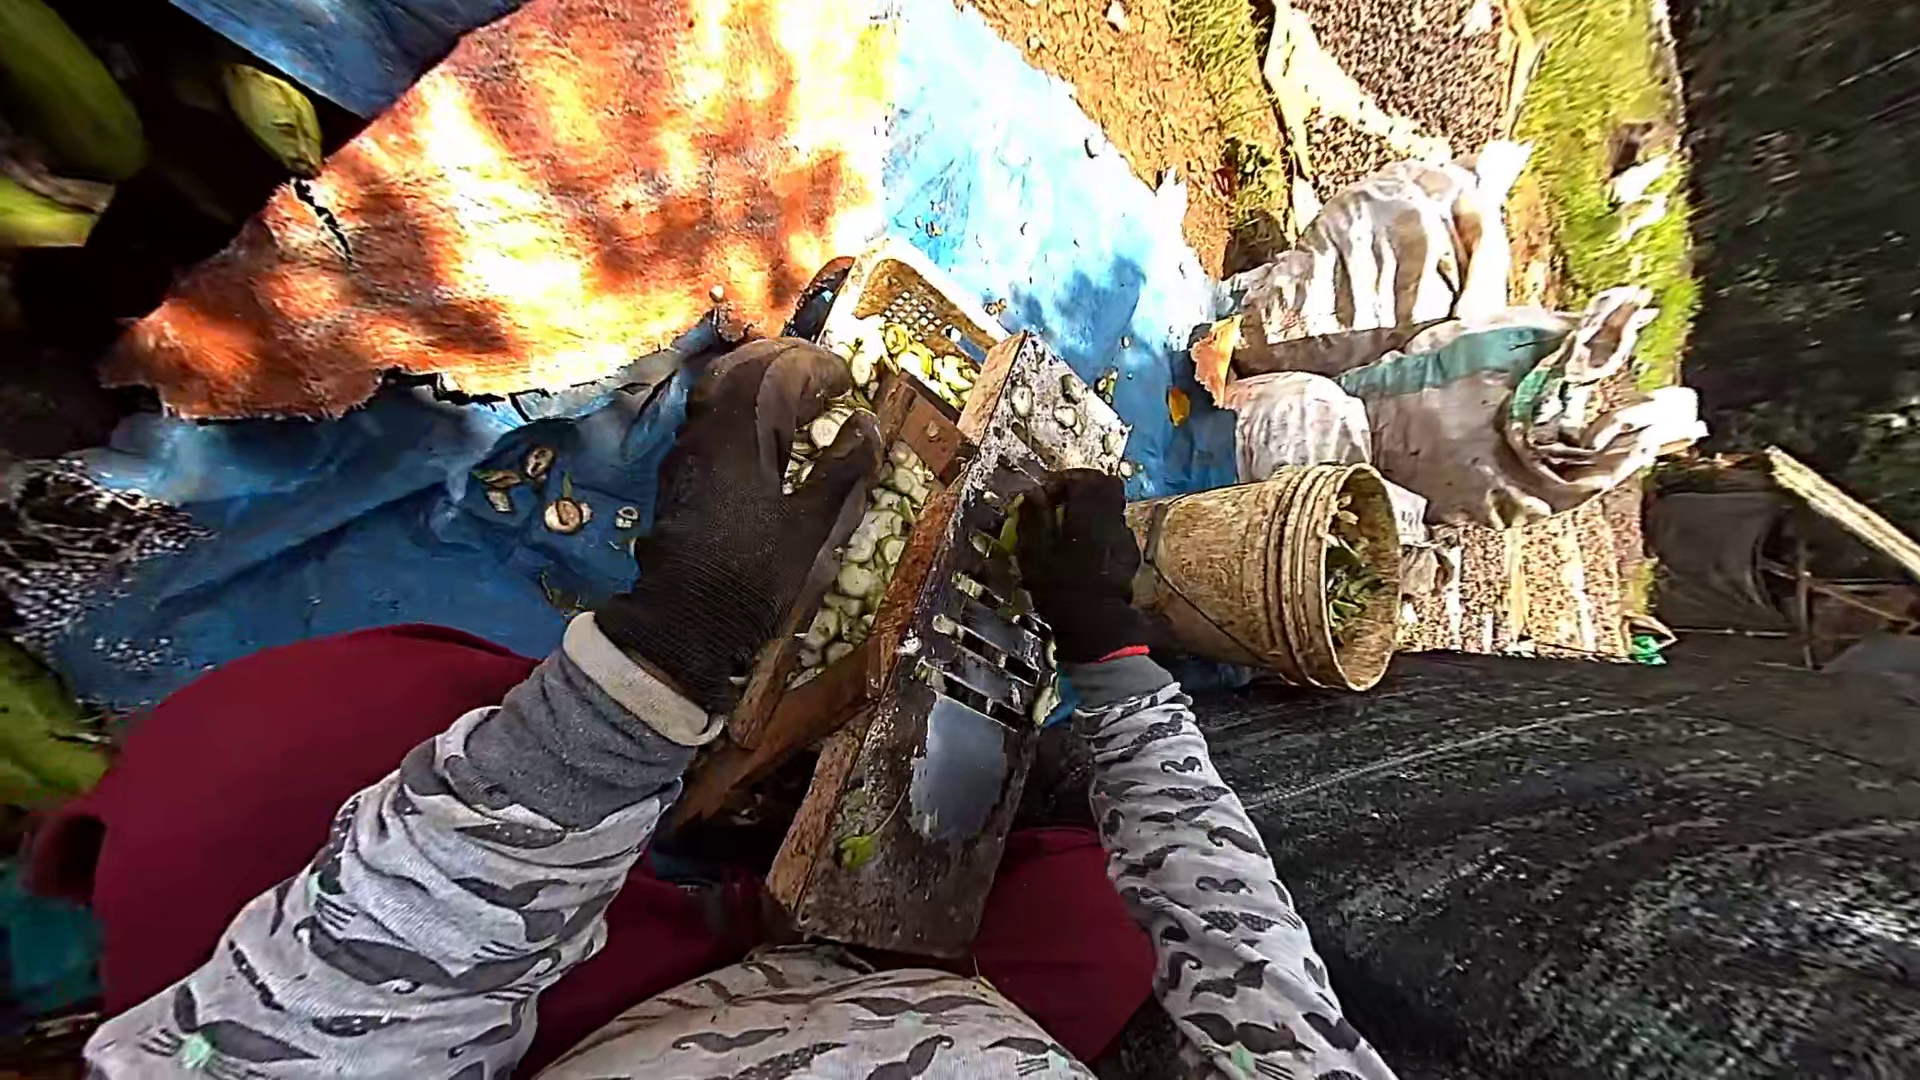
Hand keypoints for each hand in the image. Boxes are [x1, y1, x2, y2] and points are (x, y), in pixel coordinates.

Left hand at [596, 338, 881, 710]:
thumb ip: (843, 470)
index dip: (818, 368)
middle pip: (744, 367)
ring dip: (764, 379)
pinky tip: (767, 426)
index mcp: (742, 436)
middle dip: (789, 363)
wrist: (689, 617)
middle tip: (826, 378)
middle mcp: (708, 428)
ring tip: (801, 395)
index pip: (780, 373)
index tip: (847, 380)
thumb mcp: (814, 525)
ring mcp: (689, 446)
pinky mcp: (683, 467)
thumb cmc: (758, 573)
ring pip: (723, 386)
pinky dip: (746, 403)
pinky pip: (714, 412)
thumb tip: (866, 424)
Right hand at [1015, 469, 1154, 662]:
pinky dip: (1101, 529)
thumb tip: (1032, 495)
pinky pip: (1115, 528)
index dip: (1061, 481)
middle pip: (1105, 483)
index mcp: (1087, 516)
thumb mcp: (1034, 554)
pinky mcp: (1129, 554)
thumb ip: (1033, 519)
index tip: (1044, 496)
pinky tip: (1085, 549)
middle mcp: (1111, 521)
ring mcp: (1124, 537)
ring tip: (1070, 527)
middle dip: (1082, 486)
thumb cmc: (1060, 589)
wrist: (1094, 624)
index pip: (1082, 478)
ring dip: (1092, 508)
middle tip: (1061, 501)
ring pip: (1112, 506)